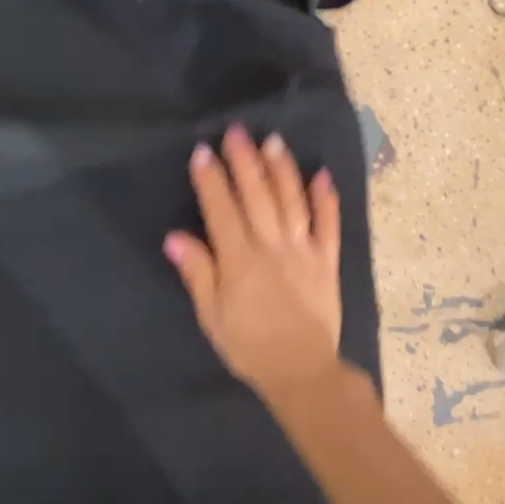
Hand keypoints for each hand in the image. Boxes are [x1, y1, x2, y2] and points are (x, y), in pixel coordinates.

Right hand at [165, 125, 345, 402]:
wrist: (302, 372)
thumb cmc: (248, 345)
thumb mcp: (211, 315)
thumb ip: (198, 273)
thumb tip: (176, 237)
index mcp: (239, 260)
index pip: (222, 210)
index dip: (211, 180)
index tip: (202, 151)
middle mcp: (272, 247)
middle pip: (257, 196)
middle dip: (245, 161)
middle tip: (237, 131)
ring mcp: (304, 251)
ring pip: (292, 201)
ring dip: (282, 169)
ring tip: (273, 141)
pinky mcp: (327, 261)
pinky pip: (329, 225)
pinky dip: (326, 199)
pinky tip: (321, 175)